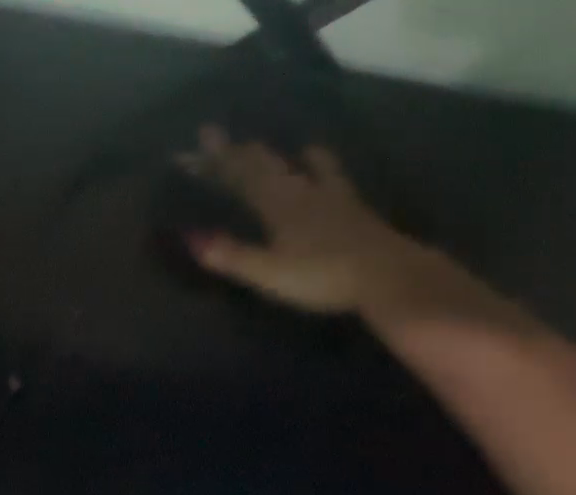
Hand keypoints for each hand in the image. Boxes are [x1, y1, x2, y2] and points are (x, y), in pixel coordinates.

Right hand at [180, 125, 437, 314]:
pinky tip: (336, 180)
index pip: (243, 174)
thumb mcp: (270, 272)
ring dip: (298, 158)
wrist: (386, 275)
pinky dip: (329, 173)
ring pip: (312, 168)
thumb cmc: (322, 276)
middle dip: (249, 153)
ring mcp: (336, 199)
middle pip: (273, 165)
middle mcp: (305, 191)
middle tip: (234, 140)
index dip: (220, 159)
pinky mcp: (359, 213)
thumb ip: (231, 255)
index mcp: (279, 204)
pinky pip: (338, 182)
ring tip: (297, 150)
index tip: (202, 138)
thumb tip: (189, 236)